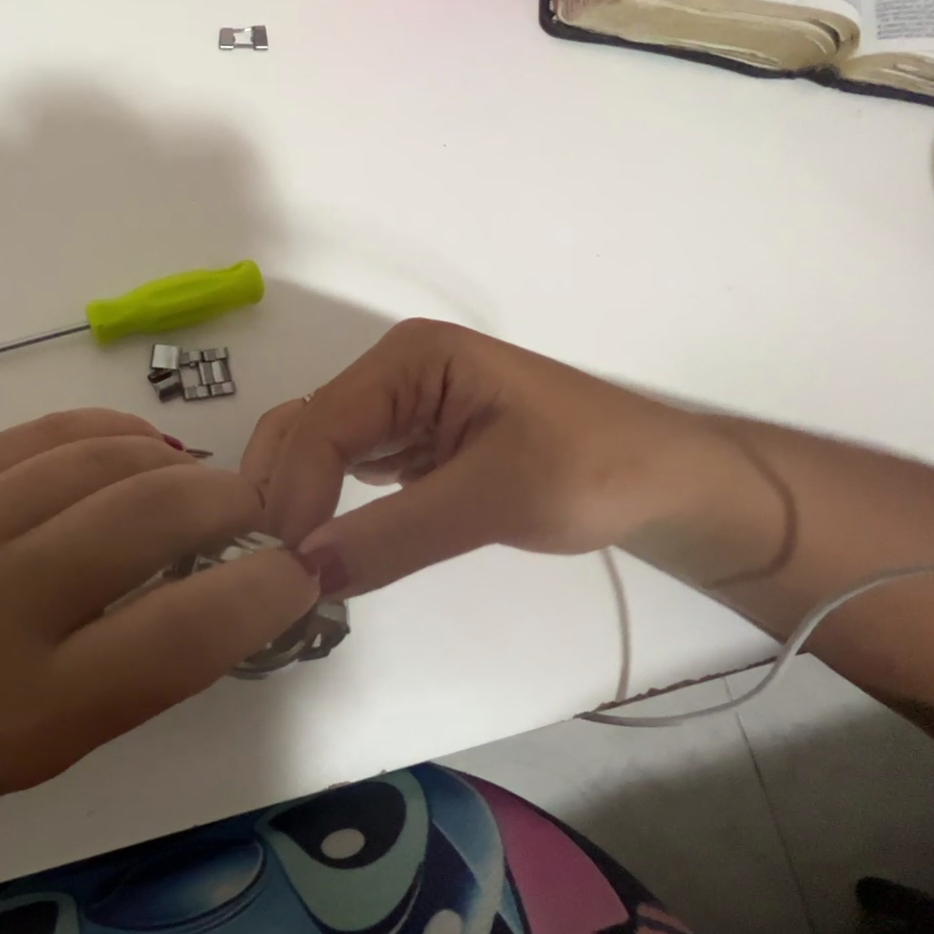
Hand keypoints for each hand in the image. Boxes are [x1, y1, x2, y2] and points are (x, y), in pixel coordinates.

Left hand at [0, 409, 318, 819]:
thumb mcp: (57, 745)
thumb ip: (146, 670)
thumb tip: (232, 586)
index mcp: (34, 703)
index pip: (181, 633)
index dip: (261, 594)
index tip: (294, 573)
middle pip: (148, 518)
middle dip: (230, 505)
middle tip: (252, 515)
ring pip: (104, 460)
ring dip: (177, 466)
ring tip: (199, 485)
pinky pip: (48, 433)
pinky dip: (114, 435)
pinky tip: (141, 452)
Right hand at [242, 321, 772, 596]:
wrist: (667, 482)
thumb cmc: (598, 471)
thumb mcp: (496, 501)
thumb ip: (395, 535)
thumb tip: (304, 575)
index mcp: (410, 358)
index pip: (323, 424)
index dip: (296, 494)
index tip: (285, 567)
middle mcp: (389, 373)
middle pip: (303, 430)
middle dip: (279, 493)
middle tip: (266, 565)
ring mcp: (394, 407)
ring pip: (312, 450)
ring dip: (292, 500)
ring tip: (281, 561)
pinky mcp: (404, 442)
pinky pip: (341, 471)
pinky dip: (320, 507)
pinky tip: (315, 546)